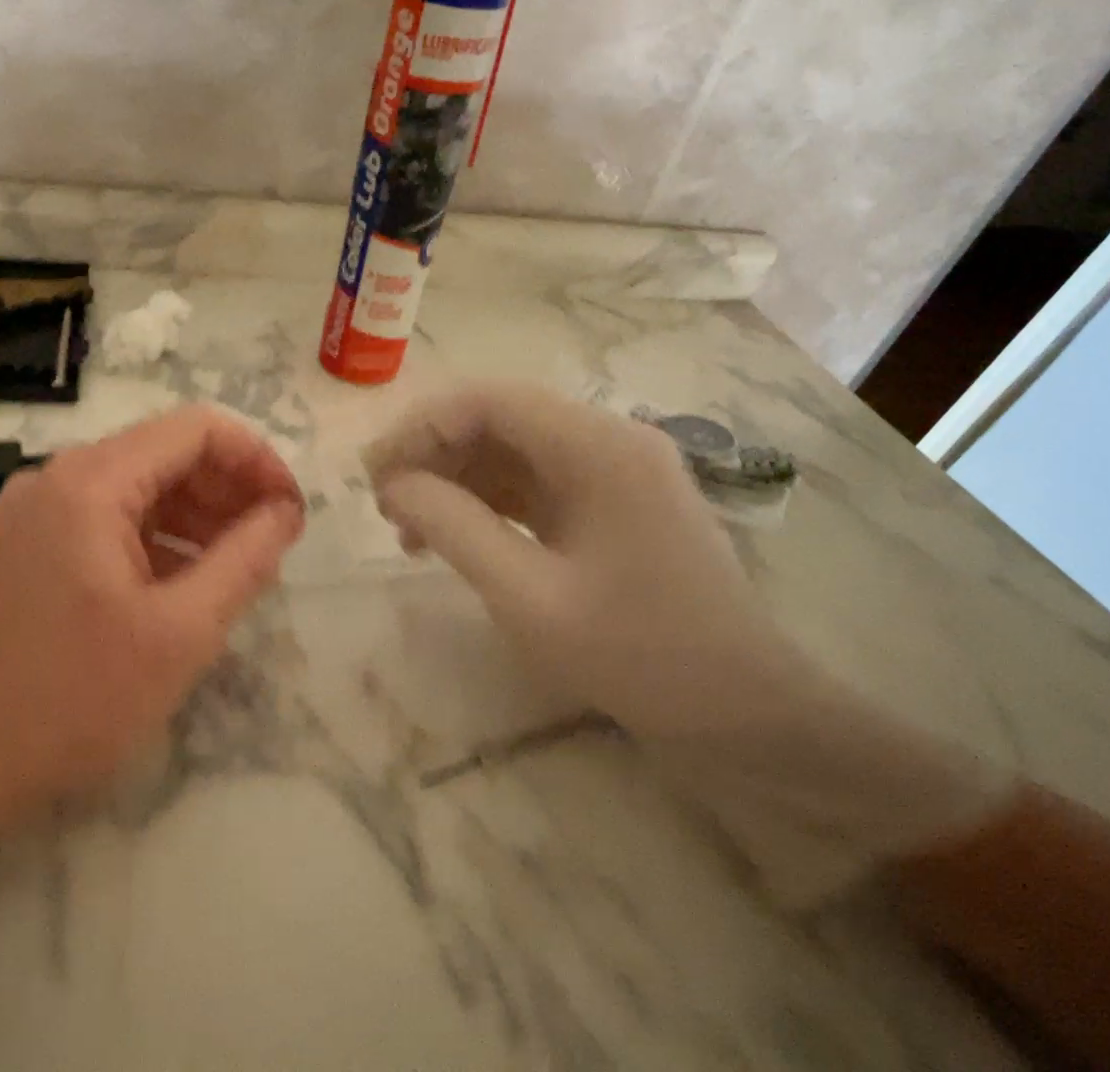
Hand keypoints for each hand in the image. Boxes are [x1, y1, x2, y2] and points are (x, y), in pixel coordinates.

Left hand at [0, 406, 304, 832]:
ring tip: (242, 569)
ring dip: (198, 519)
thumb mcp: (182, 632)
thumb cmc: (76, 697)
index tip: (293, 513)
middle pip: (165, 454)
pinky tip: (190, 587)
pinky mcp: (30, 553)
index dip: (257, 461)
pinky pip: (109, 526)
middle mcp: (58, 480)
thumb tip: (285, 512)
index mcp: (91, 483)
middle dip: (230, 491)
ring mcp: (37, 517)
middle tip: (275, 545)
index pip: (196, 430)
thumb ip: (246, 560)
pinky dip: (159, 544)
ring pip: (138, 491)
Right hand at [363, 385, 789, 729]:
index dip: (419, 429)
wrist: (737, 708)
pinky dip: (489, 506)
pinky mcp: (615, 507)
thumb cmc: (633, 652)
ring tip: (408, 533)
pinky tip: (455, 542)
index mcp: (597, 447)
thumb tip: (394, 485)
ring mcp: (617, 474)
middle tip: (384, 509)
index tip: (372, 479)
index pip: (488, 401)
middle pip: (500, 421)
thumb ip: (453, 528)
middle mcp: (610, 442)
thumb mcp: (526, 595)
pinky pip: (537, 487)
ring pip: (514, 454)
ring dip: (456, 483)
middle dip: (433, 456)